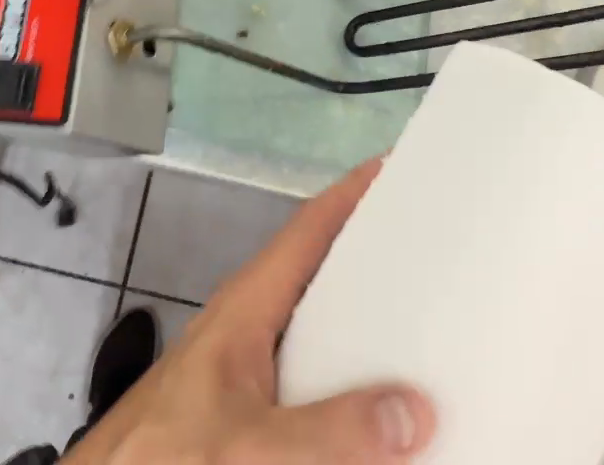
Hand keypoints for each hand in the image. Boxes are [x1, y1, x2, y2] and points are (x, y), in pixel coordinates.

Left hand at [64, 160, 435, 463]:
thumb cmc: (171, 447)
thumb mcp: (252, 440)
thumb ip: (329, 429)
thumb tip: (417, 410)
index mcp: (251, 301)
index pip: (308, 229)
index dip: (351, 193)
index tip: (396, 167)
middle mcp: (255, 316)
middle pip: (321, 267)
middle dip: (372, 251)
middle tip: (432, 243)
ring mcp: (254, 354)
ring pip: (321, 317)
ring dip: (366, 313)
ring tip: (425, 313)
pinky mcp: (255, 393)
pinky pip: (316, 362)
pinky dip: (351, 361)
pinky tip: (383, 387)